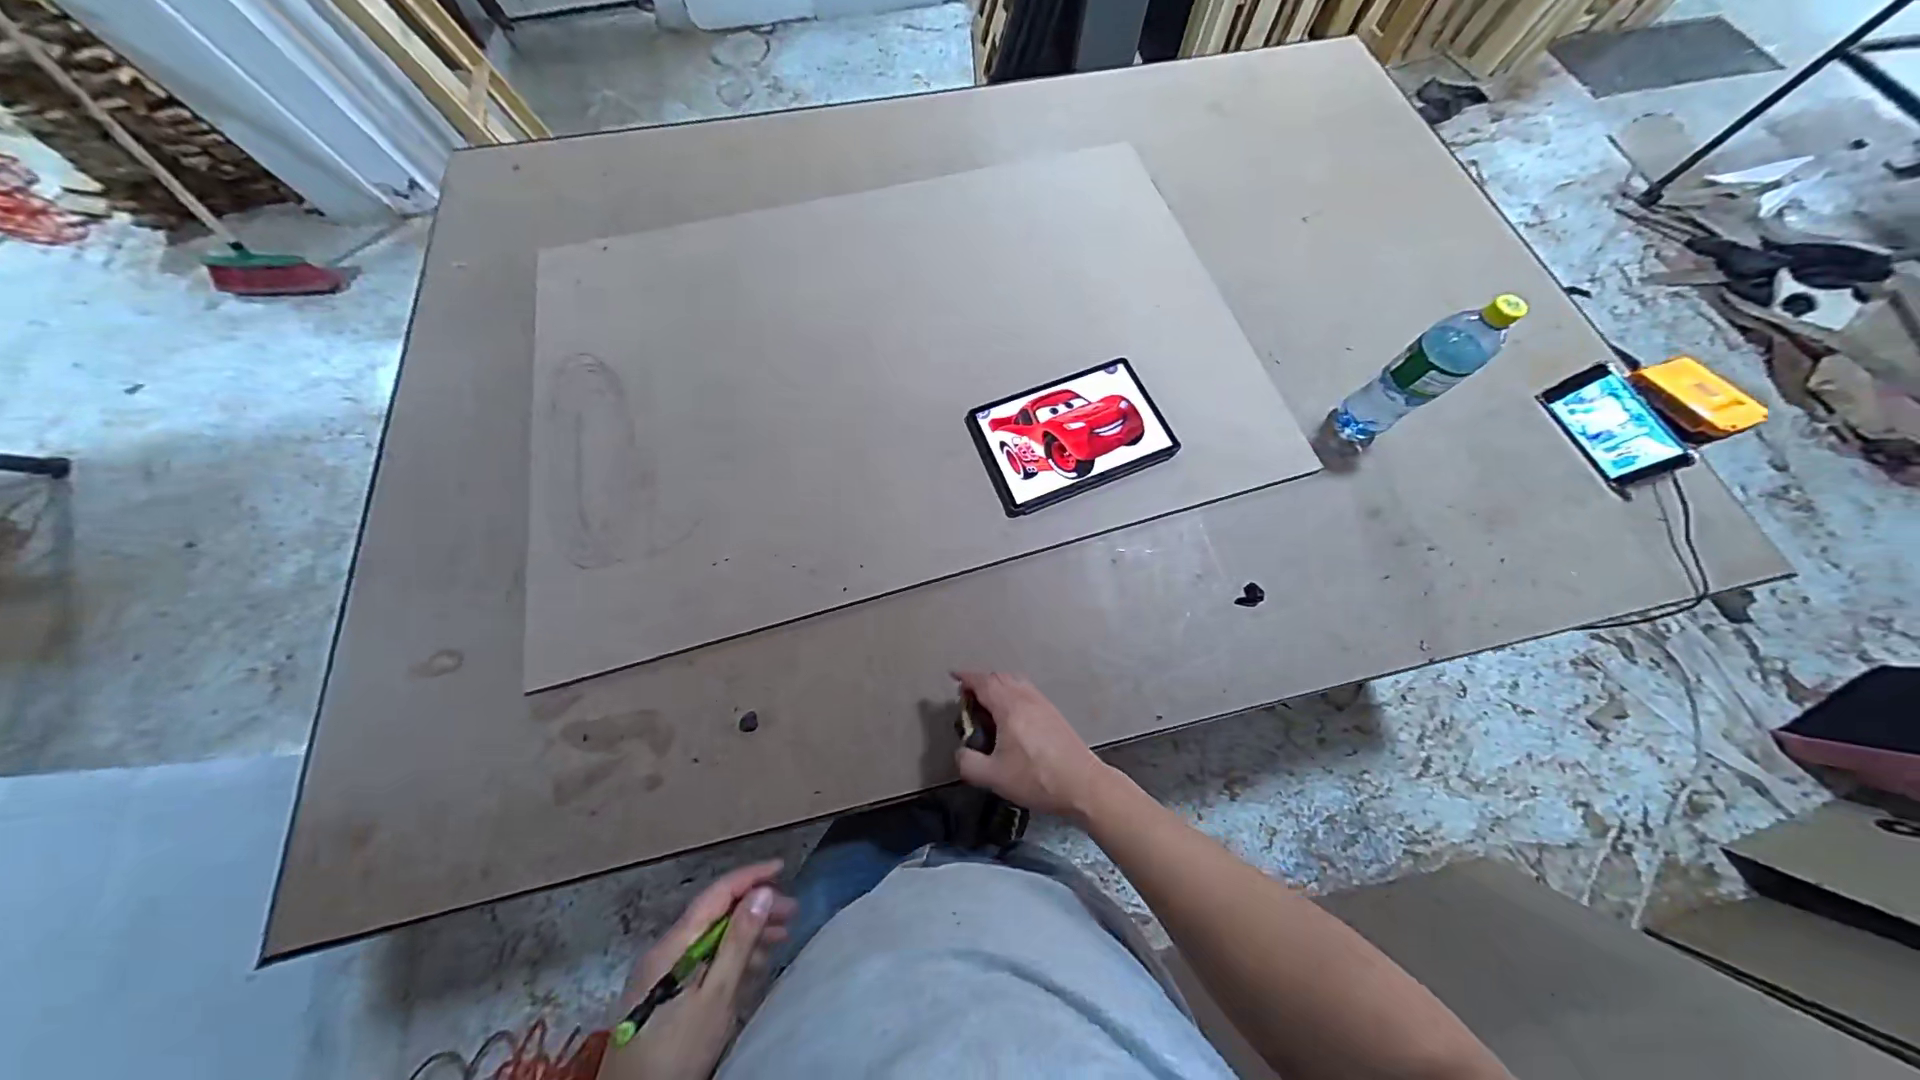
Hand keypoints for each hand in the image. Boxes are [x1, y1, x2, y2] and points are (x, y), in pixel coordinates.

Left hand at [598, 860, 797, 1079]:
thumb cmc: (677, 1051)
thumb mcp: (715, 996)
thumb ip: (738, 942)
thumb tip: (762, 893)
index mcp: (673, 944)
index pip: (716, 894)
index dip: (750, 877)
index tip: (782, 868)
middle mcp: (665, 951)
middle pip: (715, 914)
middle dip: (754, 907)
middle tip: (792, 912)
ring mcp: (663, 974)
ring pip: (712, 938)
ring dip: (747, 932)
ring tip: (781, 937)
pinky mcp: (666, 995)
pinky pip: (704, 960)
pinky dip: (732, 956)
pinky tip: (754, 964)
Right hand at [952, 671, 1116, 821]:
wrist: (1083, 785)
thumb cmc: (1038, 779)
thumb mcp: (993, 777)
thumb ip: (968, 763)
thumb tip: (961, 752)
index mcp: (1010, 708)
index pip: (984, 682)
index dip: (966, 677)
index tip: (954, 677)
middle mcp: (1027, 699)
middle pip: (1000, 677)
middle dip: (981, 682)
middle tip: (968, 696)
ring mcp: (1043, 704)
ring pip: (1016, 683)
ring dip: (998, 686)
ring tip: (988, 704)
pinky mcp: (1054, 714)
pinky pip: (1027, 692)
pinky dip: (1013, 693)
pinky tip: (1011, 715)